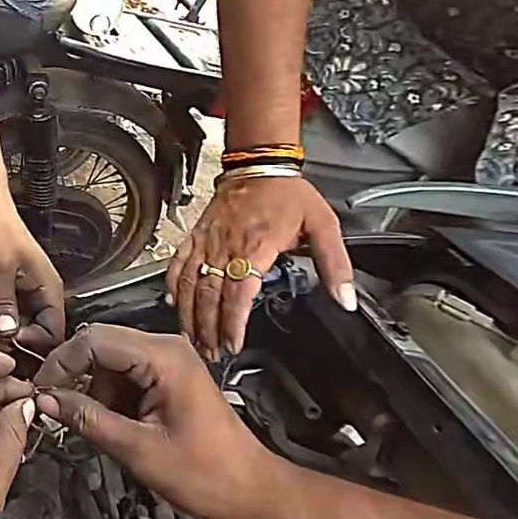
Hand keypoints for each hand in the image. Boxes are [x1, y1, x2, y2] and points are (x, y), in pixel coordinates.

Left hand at [0, 205, 64, 351]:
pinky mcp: (16, 291)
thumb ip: (3, 302)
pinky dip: (1, 320)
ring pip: (25, 326)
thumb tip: (7, 335)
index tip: (5, 341)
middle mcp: (45, 295)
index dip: (32, 344)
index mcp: (50, 289)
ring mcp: (30, 293)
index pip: (54, 334)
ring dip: (7, 332)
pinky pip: (13, 315)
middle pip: (40, 334)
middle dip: (18, 341)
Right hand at [32, 324, 286, 518]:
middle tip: (55, 406)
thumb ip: (88, 419)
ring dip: (93, 388)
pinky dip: (110, 393)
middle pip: (99, 343)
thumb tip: (43, 398)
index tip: (41, 392)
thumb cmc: (205, 476)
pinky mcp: (166, 372)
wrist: (255, 493)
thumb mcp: (139, 450)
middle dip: (74, 374)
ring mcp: (167, 357)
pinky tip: (115, 421)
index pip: (94, 340)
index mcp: (163, 356)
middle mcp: (164, 345)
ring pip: (108, 358)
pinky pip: (123, 370)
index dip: (61, 363)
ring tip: (95, 424)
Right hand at [165, 175, 354, 357]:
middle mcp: (225, 247)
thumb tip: (346, 299)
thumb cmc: (288, 195)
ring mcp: (206, 242)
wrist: (258, 166)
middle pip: (208, 294)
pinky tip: (171, 301)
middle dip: (207, 327)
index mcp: (256, 248)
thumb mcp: (324, 226)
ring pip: (189, 282)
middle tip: (210, 352)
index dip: (231, 322)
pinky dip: (172, 283)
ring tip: (191, 337)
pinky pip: (178, 262)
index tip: (232, 343)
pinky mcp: (196, 235)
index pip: (237, 293)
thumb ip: (335, 264)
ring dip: (188, 312)